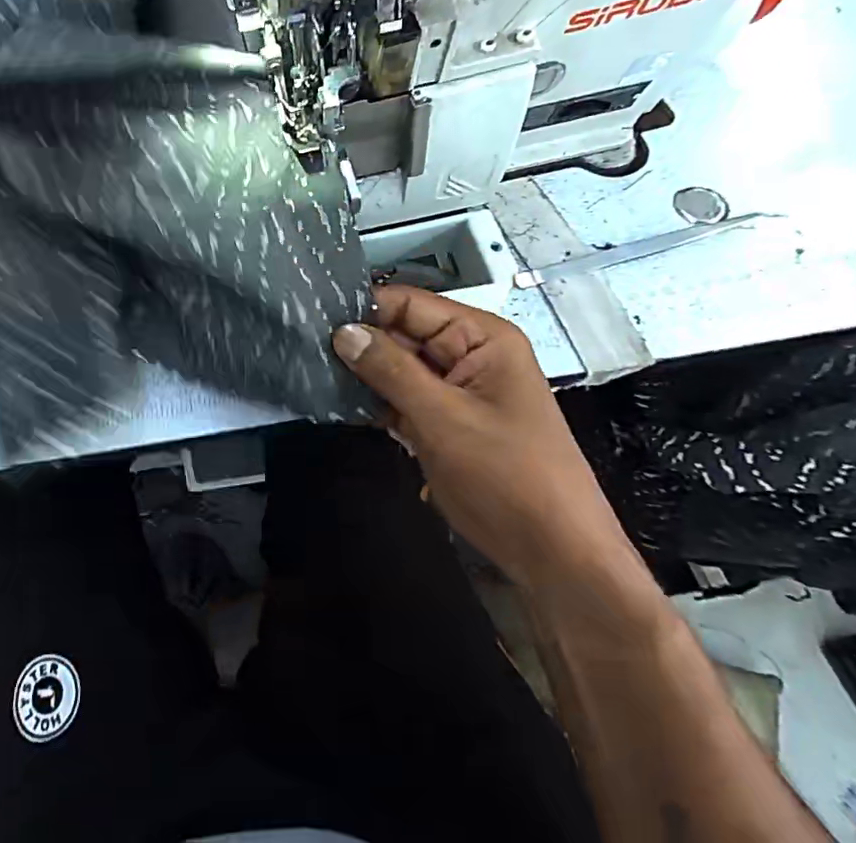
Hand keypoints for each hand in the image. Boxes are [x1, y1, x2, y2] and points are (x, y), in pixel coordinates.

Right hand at [332, 286, 631, 587]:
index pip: (413, 304)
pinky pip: (406, 402)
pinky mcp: (447, 426)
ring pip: (400, 371)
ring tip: (310, 373)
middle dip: (360, 343)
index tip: (314, 318)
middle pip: (404, 335)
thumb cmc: (507, 475)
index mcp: (482, 338)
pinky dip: (378, 404)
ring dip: (364, 376)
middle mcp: (469, 356)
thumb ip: (391, 371)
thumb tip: (344, 332)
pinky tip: (339, 405)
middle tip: (302, 348)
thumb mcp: (444, 418)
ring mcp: (457, 393)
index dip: (366, 308)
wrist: (552, 550)